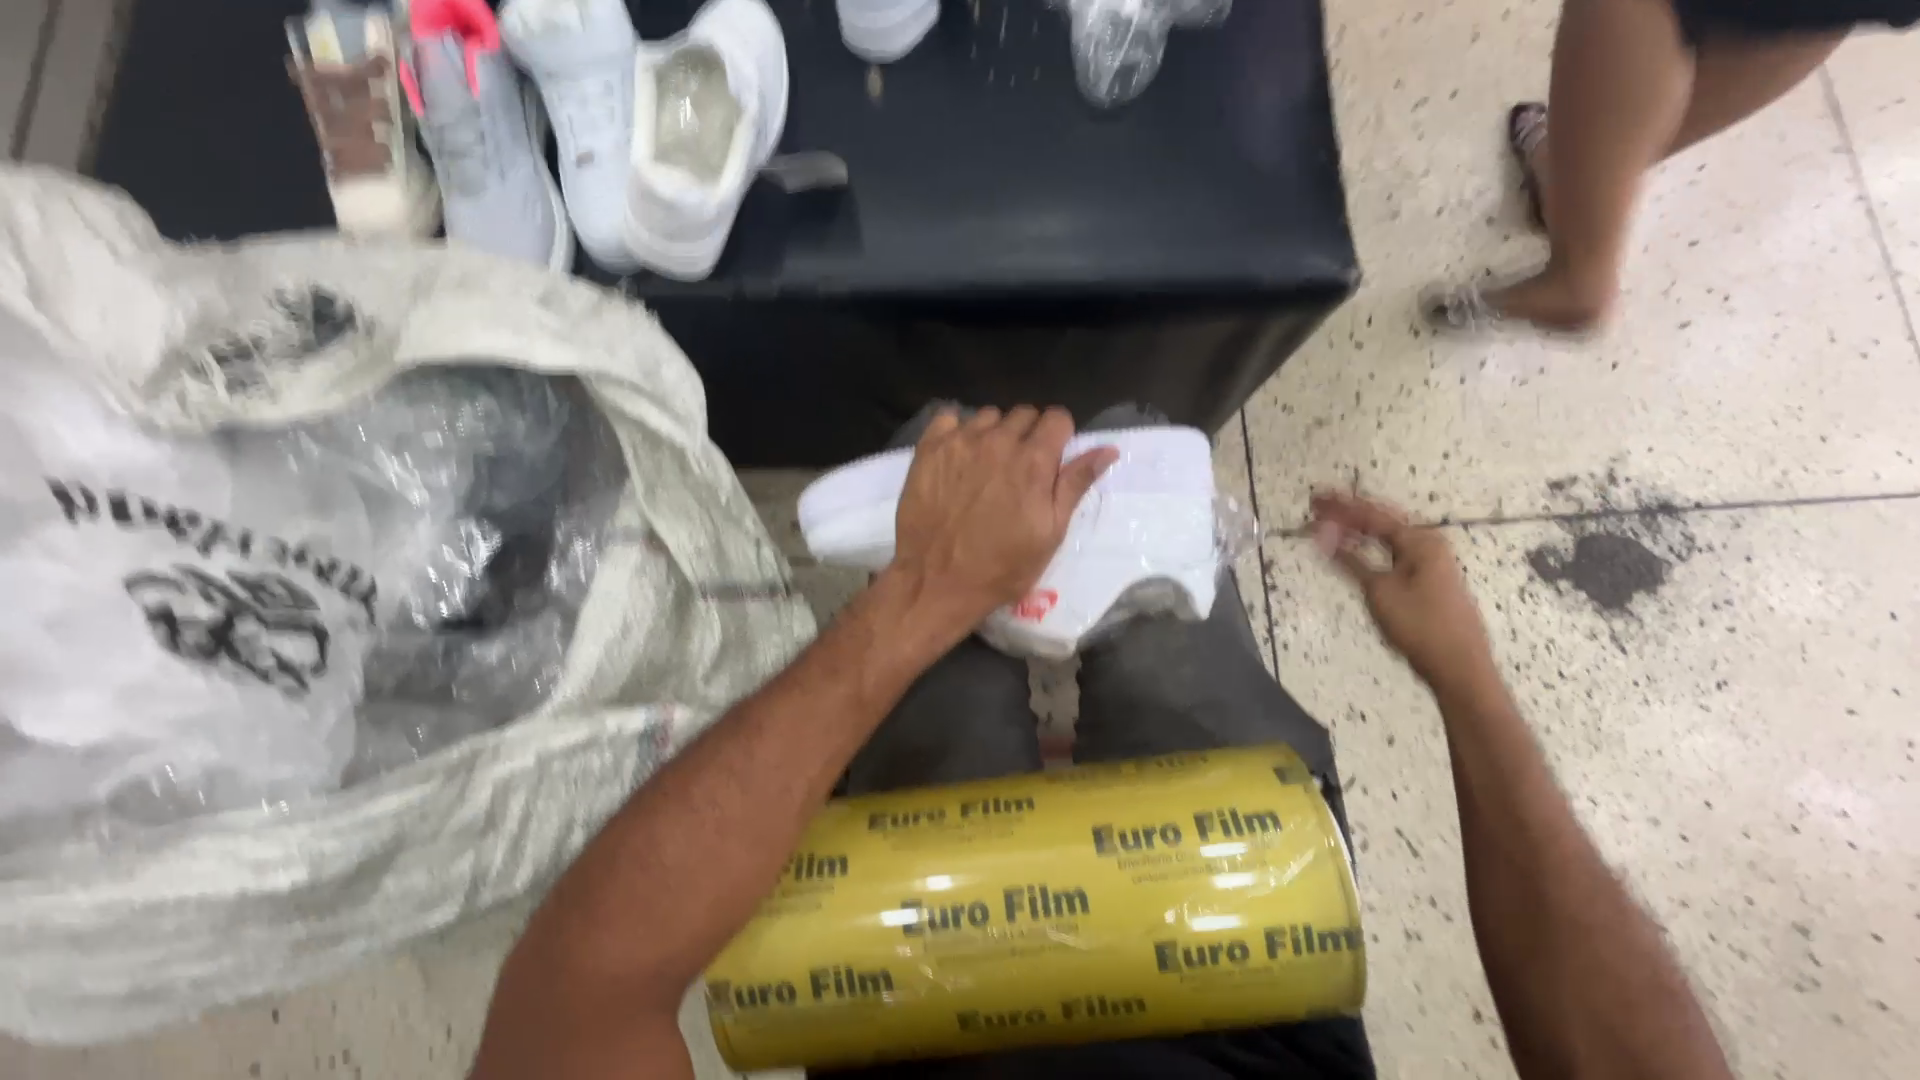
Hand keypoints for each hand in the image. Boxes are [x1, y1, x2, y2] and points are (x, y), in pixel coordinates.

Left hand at [889, 406, 1117, 634]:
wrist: (937, 581)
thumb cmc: (1001, 566)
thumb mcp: (1050, 533)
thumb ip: (1076, 484)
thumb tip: (1108, 449)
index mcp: (1034, 460)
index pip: (1057, 418)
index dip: (1059, 436)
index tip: (1052, 459)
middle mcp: (998, 441)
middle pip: (1024, 414)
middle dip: (1028, 435)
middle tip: (1020, 470)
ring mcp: (960, 441)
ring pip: (988, 416)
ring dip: (993, 434)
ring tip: (987, 467)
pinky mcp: (929, 448)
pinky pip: (948, 419)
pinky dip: (957, 433)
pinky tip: (957, 460)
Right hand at [1309, 492, 1495, 691]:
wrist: (1459, 665)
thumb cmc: (1419, 625)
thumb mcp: (1379, 590)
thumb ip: (1350, 559)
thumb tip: (1322, 534)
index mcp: (1420, 541)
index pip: (1372, 515)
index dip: (1340, 507)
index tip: (1314, 500)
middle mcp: (1427, 544)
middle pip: (1380, 521)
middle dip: (1348, 513)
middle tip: (1317, 505)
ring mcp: (1429, 562)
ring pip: (1386, 537)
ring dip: (1357, 530)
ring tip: (1329, 524)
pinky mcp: (1426, 580)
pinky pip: (1392, 552)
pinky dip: (1370, 548)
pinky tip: (1354, 549)